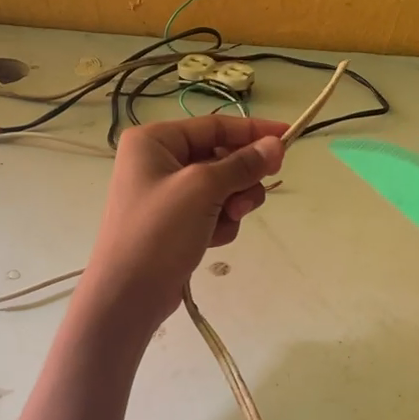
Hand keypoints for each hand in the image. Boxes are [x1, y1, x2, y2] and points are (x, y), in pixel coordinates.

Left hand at [77, 115, 287, 330]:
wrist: (129, 294)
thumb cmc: (159, 232)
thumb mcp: (203, 190)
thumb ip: (242, 164)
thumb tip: (276, 144)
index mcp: (154, 141)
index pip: (215, 125)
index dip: (254, 131)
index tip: (289, 136)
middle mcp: (158, 161)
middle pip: (221, 157)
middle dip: (240, 180)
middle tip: (248, 199)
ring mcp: (167, 194)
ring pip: (223, 187)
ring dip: (232, 204)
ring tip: (226, 222)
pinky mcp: (176, 222)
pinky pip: (213, 211)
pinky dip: (220, 224)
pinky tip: (211, 241)